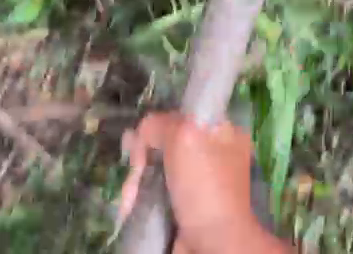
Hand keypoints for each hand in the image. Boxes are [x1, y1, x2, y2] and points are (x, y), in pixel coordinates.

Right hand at [118, 113, 289, 253]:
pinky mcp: (182, 206)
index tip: (144, 137)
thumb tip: (141, 134)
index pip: (183, 112)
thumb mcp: (183, 136)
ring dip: (136, 179)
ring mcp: (196, 182)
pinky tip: (129, 203)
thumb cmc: (204, 185)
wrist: (213, 246)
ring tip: (130, 196)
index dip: (161, 122)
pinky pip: (154, 191)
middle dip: (143, 154)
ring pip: (155, 167)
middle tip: (135, 168)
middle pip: (165, 141)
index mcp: (222, 131)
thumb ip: (159, 123)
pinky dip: (138, 196)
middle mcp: (211, 153)